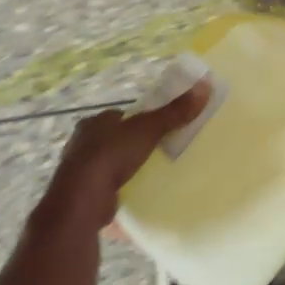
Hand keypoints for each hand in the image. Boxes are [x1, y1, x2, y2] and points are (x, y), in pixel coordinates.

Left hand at [46, 81, 209, 227]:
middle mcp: (81, 144)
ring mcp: (79, 172)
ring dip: (123, 172)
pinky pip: (105, 191)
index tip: (156, 131)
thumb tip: (204, 86)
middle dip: (130, 148)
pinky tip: (134, 199)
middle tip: (155, 156)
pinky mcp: (82, 196)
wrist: (83, 199)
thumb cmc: (112, 155)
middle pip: (112, 141)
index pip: (118, 118)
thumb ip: (174, 112)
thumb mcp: (148, 129)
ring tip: (148, 179)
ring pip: (107, 167)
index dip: (136, 122)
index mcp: (93, 123)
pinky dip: (118, 194)